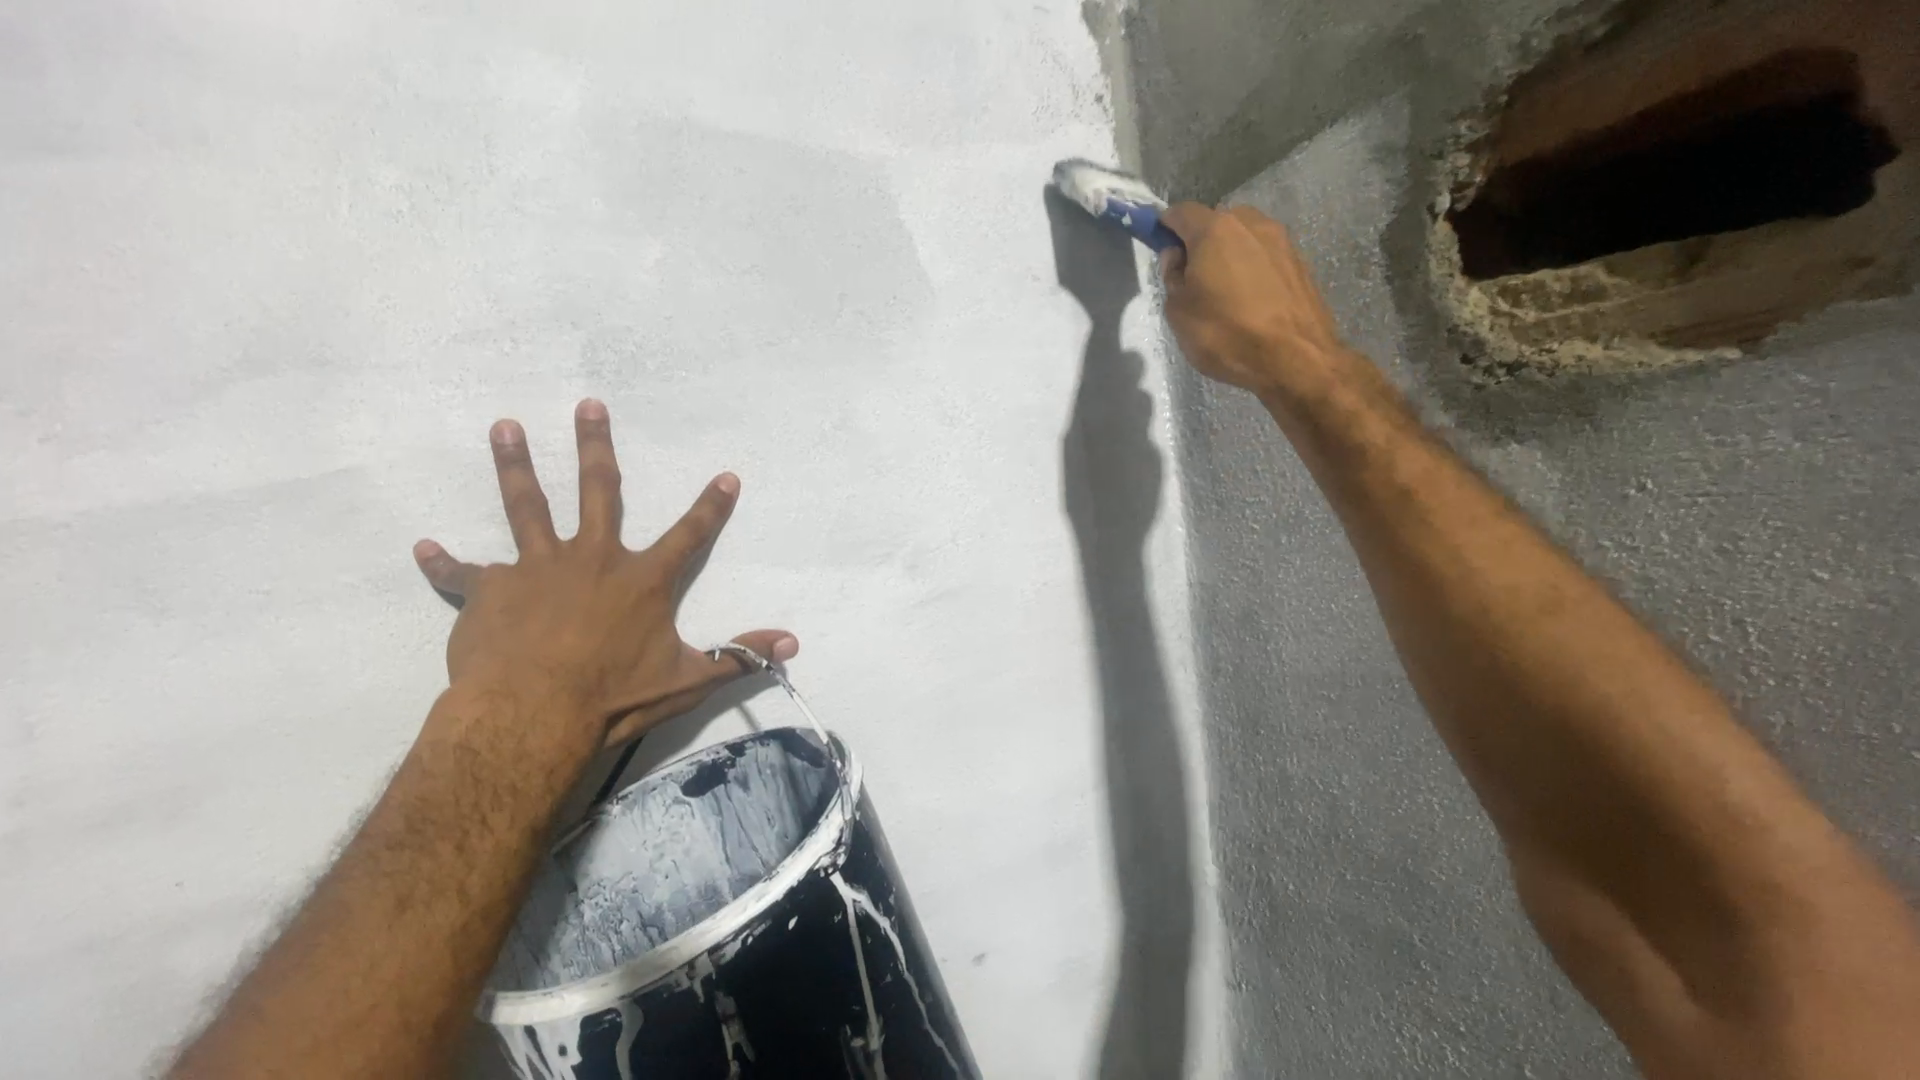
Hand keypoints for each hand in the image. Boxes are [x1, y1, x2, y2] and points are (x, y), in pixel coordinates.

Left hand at [412, 399, 795, 749]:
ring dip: (516, 465)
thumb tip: (792, 646)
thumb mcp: (687, 680)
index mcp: (641, 581)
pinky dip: (442, 563)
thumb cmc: (614, 698)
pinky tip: (421, 546)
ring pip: (526, 507)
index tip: (726, 474)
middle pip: (598, 492)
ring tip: (504, 426)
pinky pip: (461, 574)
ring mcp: (536, 570)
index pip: (688, 535)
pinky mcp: (489, 592)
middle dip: (596, 446)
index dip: (710, 506)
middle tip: (588, 405)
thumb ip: (738, 657)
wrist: (532, 715)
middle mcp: (591, 560)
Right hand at [1159, 203, 1348, 395]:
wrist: (1295, 360)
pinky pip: (1265, 258)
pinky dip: (1253, 271)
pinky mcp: (1300, 263)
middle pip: (1216, 222)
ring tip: (1225, 293)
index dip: (1165, 228)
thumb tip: (1178, 257)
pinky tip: (1251, 302)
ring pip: (1244, 238)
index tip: (1161, 250)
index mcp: (1214, 230)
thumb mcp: (1179, 312)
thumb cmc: (1226, 334)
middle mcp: (1250, 223)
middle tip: (1193, 278)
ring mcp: (1281, 241)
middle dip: (1201, 242)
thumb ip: (1173, 277)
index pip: (1181, 212)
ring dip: (1230, 256)